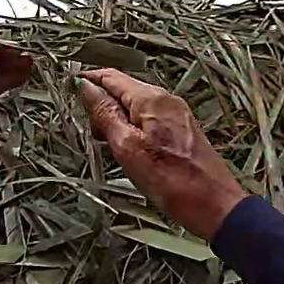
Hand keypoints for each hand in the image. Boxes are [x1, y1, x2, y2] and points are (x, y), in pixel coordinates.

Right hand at [77, 68, 247, 239]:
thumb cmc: (173, 181)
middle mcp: (166, 100)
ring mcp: (176, 114)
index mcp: (152, 99)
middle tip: (89, 131)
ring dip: (114, 118)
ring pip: (134, 105)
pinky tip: (127, 150)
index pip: (111, 76)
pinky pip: (147, 119)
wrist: (215, 206)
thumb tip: (85, 88)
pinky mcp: (181, 131)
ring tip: (106, 144)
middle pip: (123, 89)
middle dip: (100, 103)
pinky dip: (130, 128)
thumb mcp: (127, 147)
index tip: (68, 87)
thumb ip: (105, 114)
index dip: (88, 79)